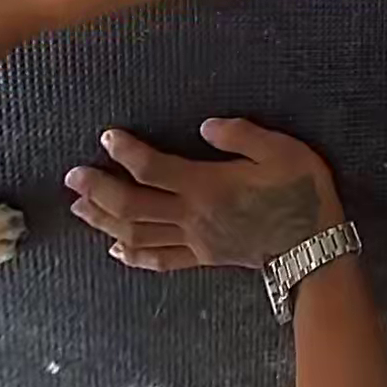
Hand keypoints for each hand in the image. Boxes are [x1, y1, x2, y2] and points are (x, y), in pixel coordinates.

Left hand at [65, 118, 343, 270]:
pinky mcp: (203, 258)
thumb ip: (240, 134)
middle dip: (98, 190)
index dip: (126, 151)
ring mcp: (195, 241)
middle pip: (133, 205)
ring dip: (104, 221)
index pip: (154, 168)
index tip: (107, 136)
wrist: (313, 243)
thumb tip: (203, 126)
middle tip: (73, 177)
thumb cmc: (299, 189)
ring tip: (80, 208)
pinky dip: (131, 255)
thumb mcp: (280, 149)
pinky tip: (114, 249)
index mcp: (208, 185)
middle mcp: (192, 215)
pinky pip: (159, 260)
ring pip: (137, 234)